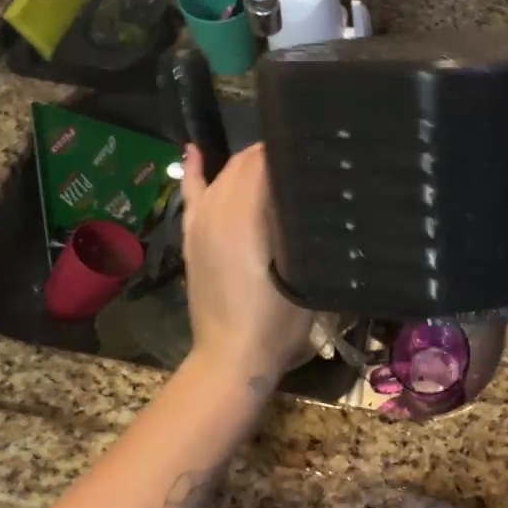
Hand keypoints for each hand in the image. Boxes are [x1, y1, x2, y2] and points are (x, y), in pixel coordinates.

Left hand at [178, 143, 313, 383]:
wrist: (232, 358)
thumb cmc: (276, 320)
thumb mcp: (303, 270)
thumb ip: (303, 225)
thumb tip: (312, 189)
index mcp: (245, 215)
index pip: (265, 161)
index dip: (290, 150)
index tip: (316, 149)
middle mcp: (218, 210)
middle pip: (244, 163)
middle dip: (272, 154)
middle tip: (305, 158)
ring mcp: (199, 223)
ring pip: (224, 175)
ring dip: (247, 163)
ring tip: (276, 160)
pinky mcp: (191, 237)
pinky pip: (192, 193)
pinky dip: (196, 170)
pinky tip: (197, 150)